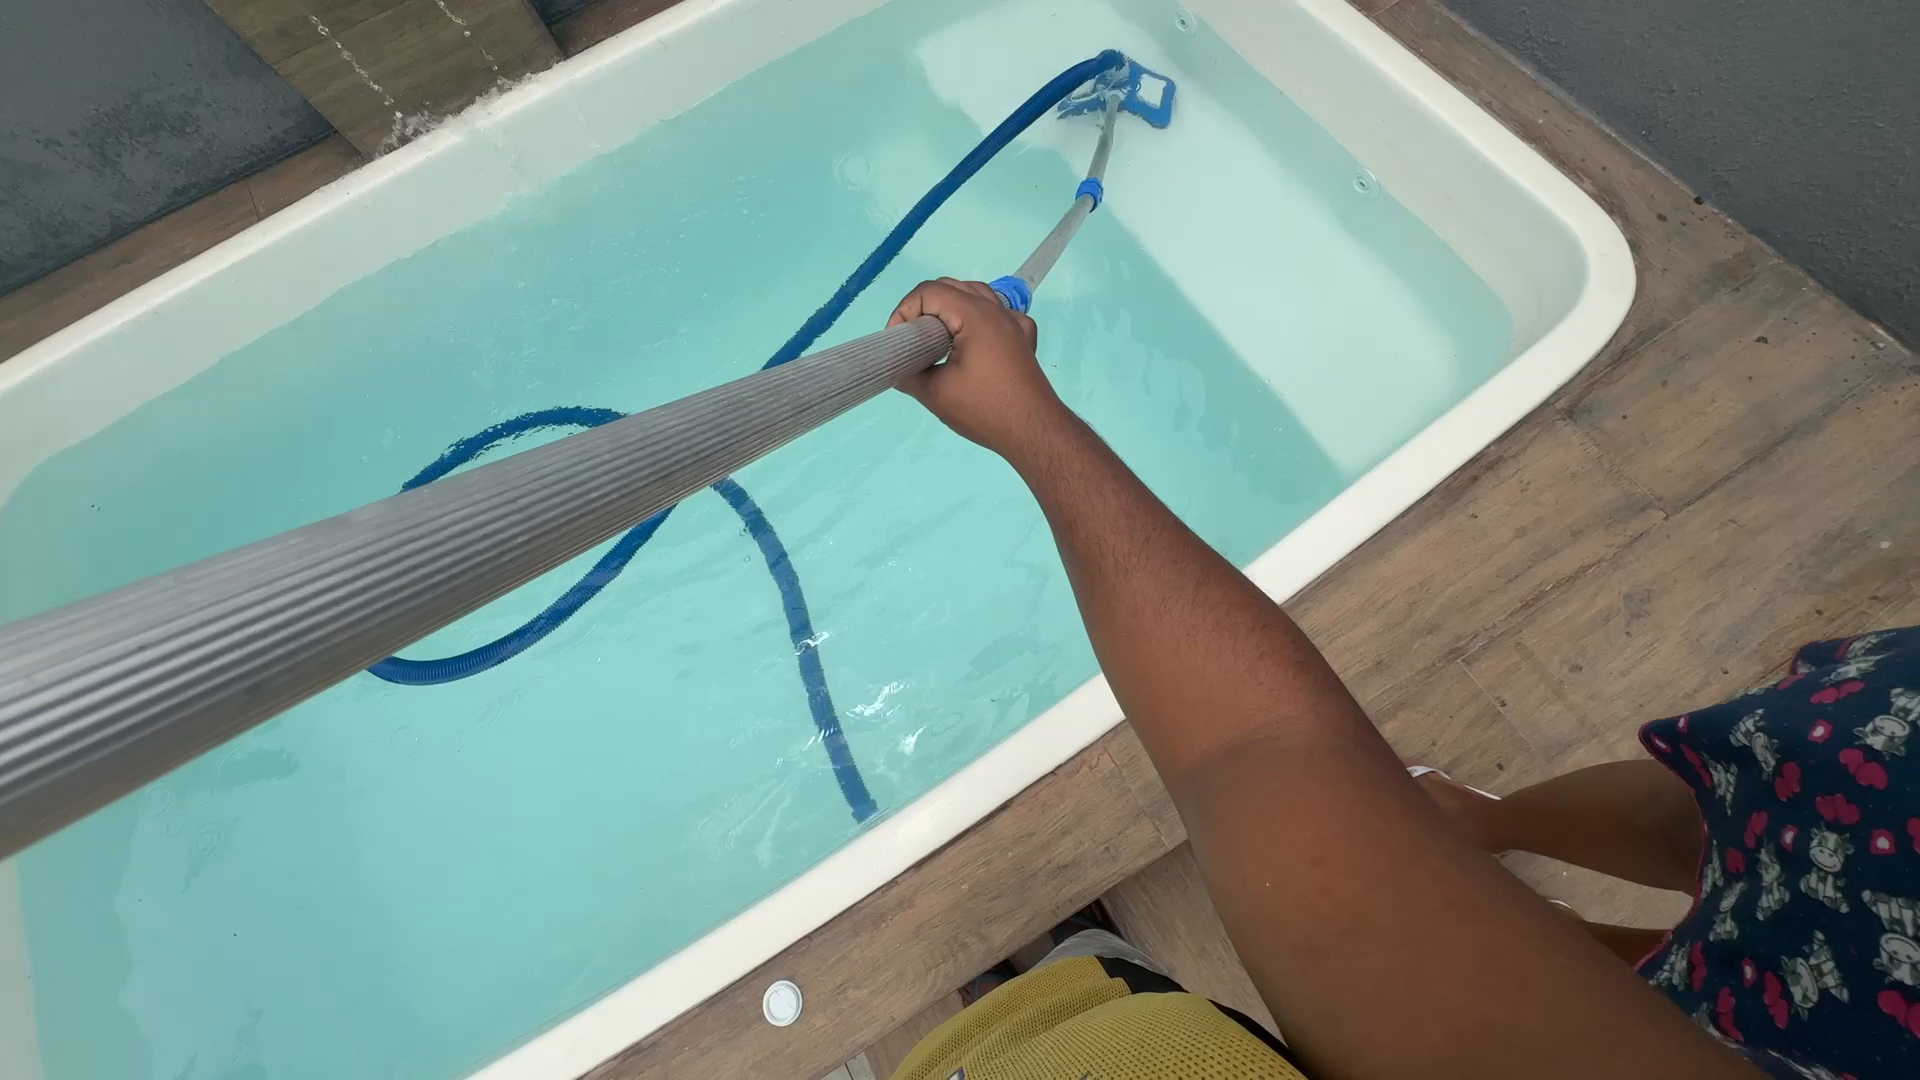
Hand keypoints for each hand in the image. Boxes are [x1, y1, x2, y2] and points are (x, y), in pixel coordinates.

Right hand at [888, 278, 1070, 458]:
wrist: (1032, 431)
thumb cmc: (984, 410)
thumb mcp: (935, 394)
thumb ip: (908, 375)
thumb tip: (898, 369)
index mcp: (974, 315)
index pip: (929, 291)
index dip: (905, 311)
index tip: (898, 340)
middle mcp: (996, 310)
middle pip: (952, 287)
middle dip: (925, 308)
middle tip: (912, 339)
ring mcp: (1014, 322)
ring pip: (977, 295)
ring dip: (952, 309)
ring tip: (938, 339)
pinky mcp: (1024, 339)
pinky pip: (1000, 313)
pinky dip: (981, 319)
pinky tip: (976, 339)